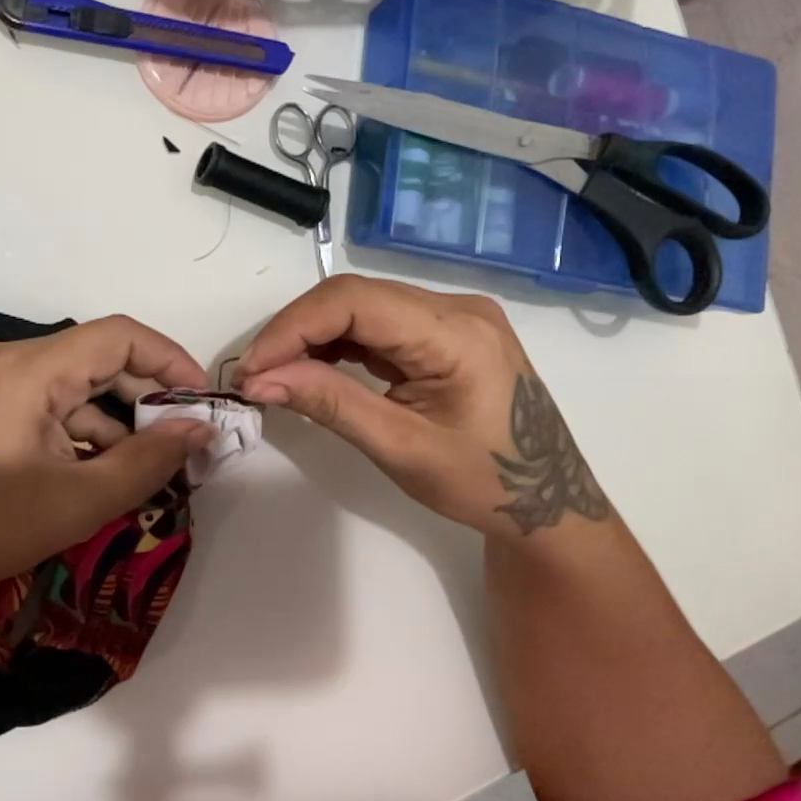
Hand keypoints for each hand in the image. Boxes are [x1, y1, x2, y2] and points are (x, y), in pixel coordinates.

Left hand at [0, 316, 213, 628]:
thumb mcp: (80, 501)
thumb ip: (148, 460)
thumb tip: (198, 430)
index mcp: (24, 367)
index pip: (116, 336)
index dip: (168, 360)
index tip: (202, 400)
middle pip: (89, 357)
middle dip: (140, 395)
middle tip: (181, 437)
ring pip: (62, 381)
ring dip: (105, 416)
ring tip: (142, 463)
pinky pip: (34, 397)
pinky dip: (68, 424)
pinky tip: (92, 465)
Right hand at [235, 274, 607, 537]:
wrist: (549, 503)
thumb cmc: (483, 484)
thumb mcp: (400, 448)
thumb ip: (329, 404)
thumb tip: (258, 380)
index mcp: (457, 334)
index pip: (354, 302)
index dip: (292, 327)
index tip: (251, 369)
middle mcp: (457, 308)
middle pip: (353, 297)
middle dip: (295, 332)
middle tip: (255, 376)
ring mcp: (453, 316)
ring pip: (360, 306)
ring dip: (311, 336)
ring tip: (276, 376)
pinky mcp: (443, 331)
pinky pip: (377, 323)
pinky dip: (337, 343)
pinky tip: (313, 369)